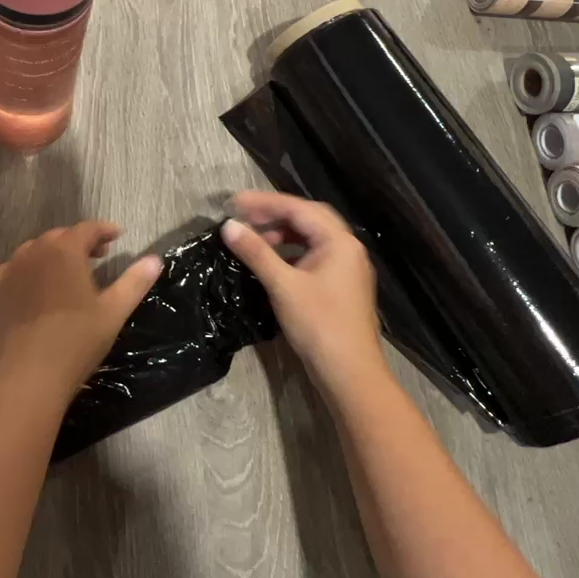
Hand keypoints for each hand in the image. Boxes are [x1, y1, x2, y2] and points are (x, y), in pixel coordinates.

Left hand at [0, 221, 163, 409]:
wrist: (29, 375)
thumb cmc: (77, 341)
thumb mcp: (114, 311)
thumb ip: (135, 281)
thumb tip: (155, 260)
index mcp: (64, 251)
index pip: (87, 229)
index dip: (104, 230)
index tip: (118, 235)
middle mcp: (34, 251)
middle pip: (60, 237)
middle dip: (81, 242)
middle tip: (99, 255)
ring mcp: (11, 270)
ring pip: (35, 251)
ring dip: (54, 254)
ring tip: (69, 271)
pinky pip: (15, 269)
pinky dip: (30, 270)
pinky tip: (38, 287)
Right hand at [221, 191, 384, 395]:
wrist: (350, 374)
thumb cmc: (318, 325)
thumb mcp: (282, 285)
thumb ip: (255, 252)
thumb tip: (228, 226)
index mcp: (339, 242)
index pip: (298, 209)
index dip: (263, 202)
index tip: (233, 203)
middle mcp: (347, 248)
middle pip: (307, 218)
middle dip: (274, 214)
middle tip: (244, 216)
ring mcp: (347, 268)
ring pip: (311, 238)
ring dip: (282, 233)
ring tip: (255, 240)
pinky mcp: (341, 286)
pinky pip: (314, 255)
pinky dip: (291, 252)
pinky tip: (272, 263)